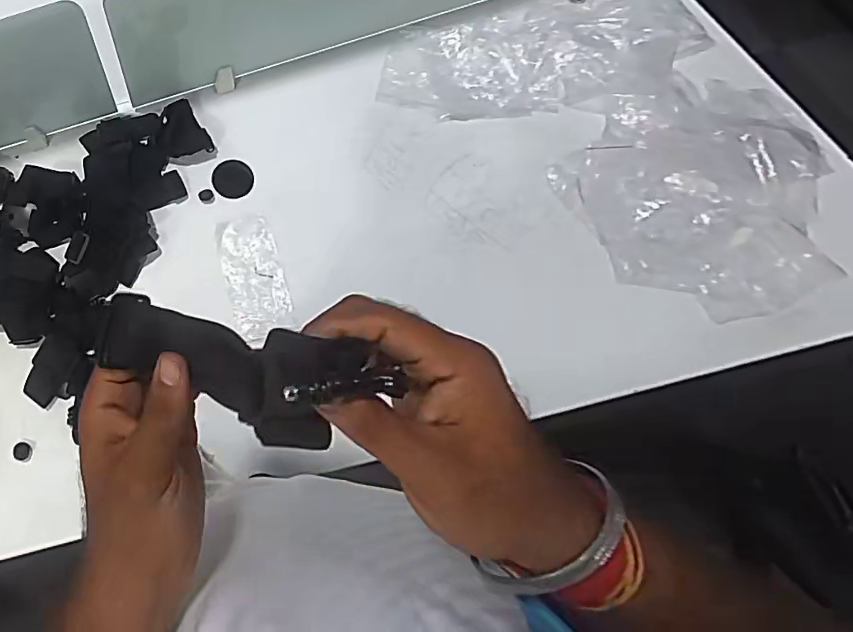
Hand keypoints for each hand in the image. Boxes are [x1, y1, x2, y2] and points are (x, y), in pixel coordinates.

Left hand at [59, 354, 203, 631]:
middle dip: (172, 353)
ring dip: (189, 372)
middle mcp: (127, 413)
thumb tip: (171, 361)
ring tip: (208, 369)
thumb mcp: (147, 466)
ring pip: (170, 380)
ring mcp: (152, 425)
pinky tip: (213, 389)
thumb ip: (161, 412)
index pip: (120, 353)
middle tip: (200, 349)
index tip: (176, 332)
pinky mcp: (176, 439)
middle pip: (148, 362)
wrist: (150, 583)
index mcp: (104, 410)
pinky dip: (201, 394)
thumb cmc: (130, 537)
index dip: (145, 338)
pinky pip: (188, 402)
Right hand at [306, 296, 600, 572]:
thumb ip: (370, 424)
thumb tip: (325, 394)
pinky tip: (344, 389)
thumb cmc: (507, 501)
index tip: (308, 341)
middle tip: (306, 358)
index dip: (340, 325)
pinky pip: (388, 362)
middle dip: (338, 333)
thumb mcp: (427, 467)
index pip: (386, 320)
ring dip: (347, 351)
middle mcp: (452, 357)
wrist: (545, 532)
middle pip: (381, 320)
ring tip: (318, 374)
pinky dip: (359, 370)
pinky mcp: (434, 386)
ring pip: (382, 339)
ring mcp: (444, 370)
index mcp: (458, 363)